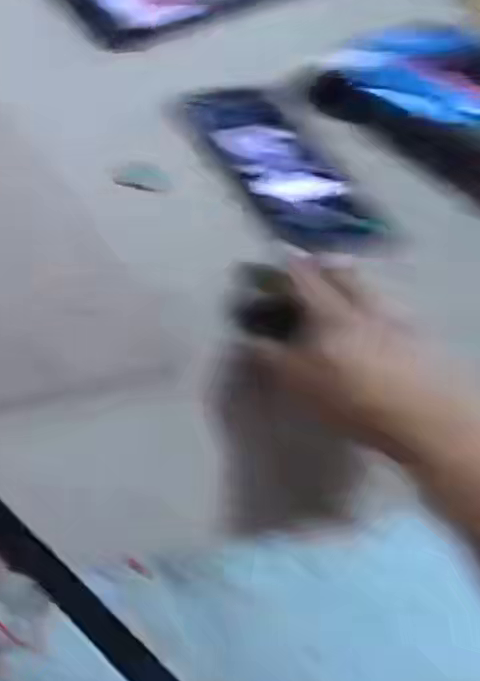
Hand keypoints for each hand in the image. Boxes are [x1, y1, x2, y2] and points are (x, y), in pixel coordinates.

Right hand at [246, 258, 475, 461]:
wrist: (435, 430)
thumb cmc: (351, 398)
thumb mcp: (293, 377)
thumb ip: (266, 352)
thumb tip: (246, 337)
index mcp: (334, 316)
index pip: (307, 282)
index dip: (290, 266)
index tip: (279, 251)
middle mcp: (372, 315)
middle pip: (352, 282)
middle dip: (333, 269)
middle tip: (319, 259)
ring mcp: (407, 332)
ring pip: (379, 299)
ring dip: (361, 288)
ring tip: (349, 287)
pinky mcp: (429, 352)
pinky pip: (397, 319)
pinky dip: (381, 311)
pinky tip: (377, 319)